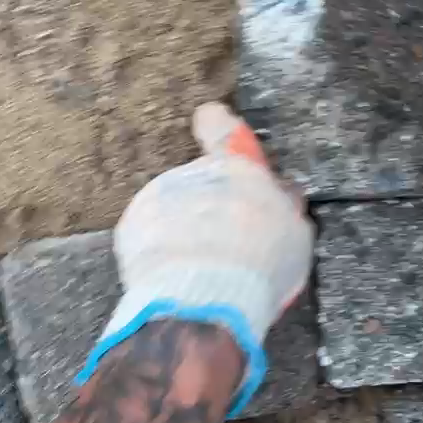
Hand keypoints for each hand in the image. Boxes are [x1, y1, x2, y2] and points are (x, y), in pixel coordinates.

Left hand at [80, 103, 313, 413]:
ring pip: (173, 211)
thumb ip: (283, 208)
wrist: (204, 300)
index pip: (221, 128)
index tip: (213, 123)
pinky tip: (178, 277)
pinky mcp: (129, 230)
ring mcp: (156, 199)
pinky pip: (148, 237)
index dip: (217, 126)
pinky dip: (159, 254)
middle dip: (209, 207)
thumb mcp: (293, 235)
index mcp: (236, 170)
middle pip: (200, 183)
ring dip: (184, 232)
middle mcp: (192, 175)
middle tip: (226, 244)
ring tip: (203, 270)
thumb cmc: (258, 266)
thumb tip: (282, 197)